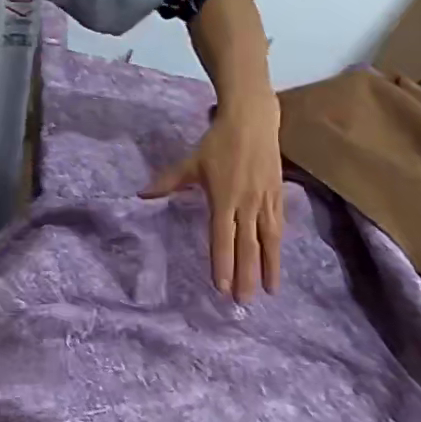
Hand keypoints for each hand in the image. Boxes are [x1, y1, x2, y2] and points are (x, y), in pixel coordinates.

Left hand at [141, 98, 284, 302]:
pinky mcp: (278, 194)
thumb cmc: (218, 142)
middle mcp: (246, 204)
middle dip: (246, 276)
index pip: (222, 238)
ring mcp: (265, 200)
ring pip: (268, 240)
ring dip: (269, 267)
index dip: (222, 263)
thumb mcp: (192, 162)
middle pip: (247, 246)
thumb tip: (141, 195)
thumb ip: (169, 182)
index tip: (221, 288)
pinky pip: (279, 225)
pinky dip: (278, 245)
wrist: (253, 119)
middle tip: (244, 302)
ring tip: (270, 291)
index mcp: (223, 199)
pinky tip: (278, 261)